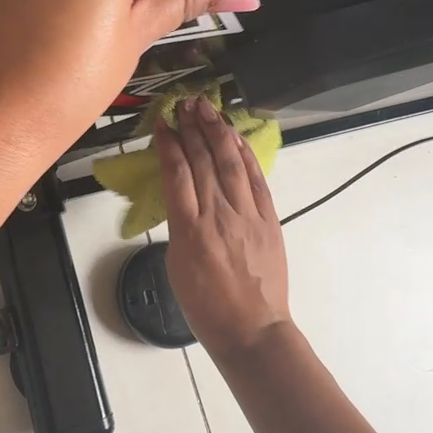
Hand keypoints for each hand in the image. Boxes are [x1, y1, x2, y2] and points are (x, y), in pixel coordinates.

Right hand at [160, 98, 291, 358]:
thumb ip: (179, 225)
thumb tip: (183, 198)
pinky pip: (256, 180)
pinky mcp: (269, 220)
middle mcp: (218, 215)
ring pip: (230, 163)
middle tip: (185, 104)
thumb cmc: (205, 304)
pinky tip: (235, 138)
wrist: (251, 329)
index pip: (177, 173)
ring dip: (218, 132)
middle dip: (193, 128)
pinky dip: (245, 155)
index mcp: (189, 229)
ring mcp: (247, 215)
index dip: (169, 143)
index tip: (163, 122)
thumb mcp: (176, 263)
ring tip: (208, 109)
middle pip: (203, 160)